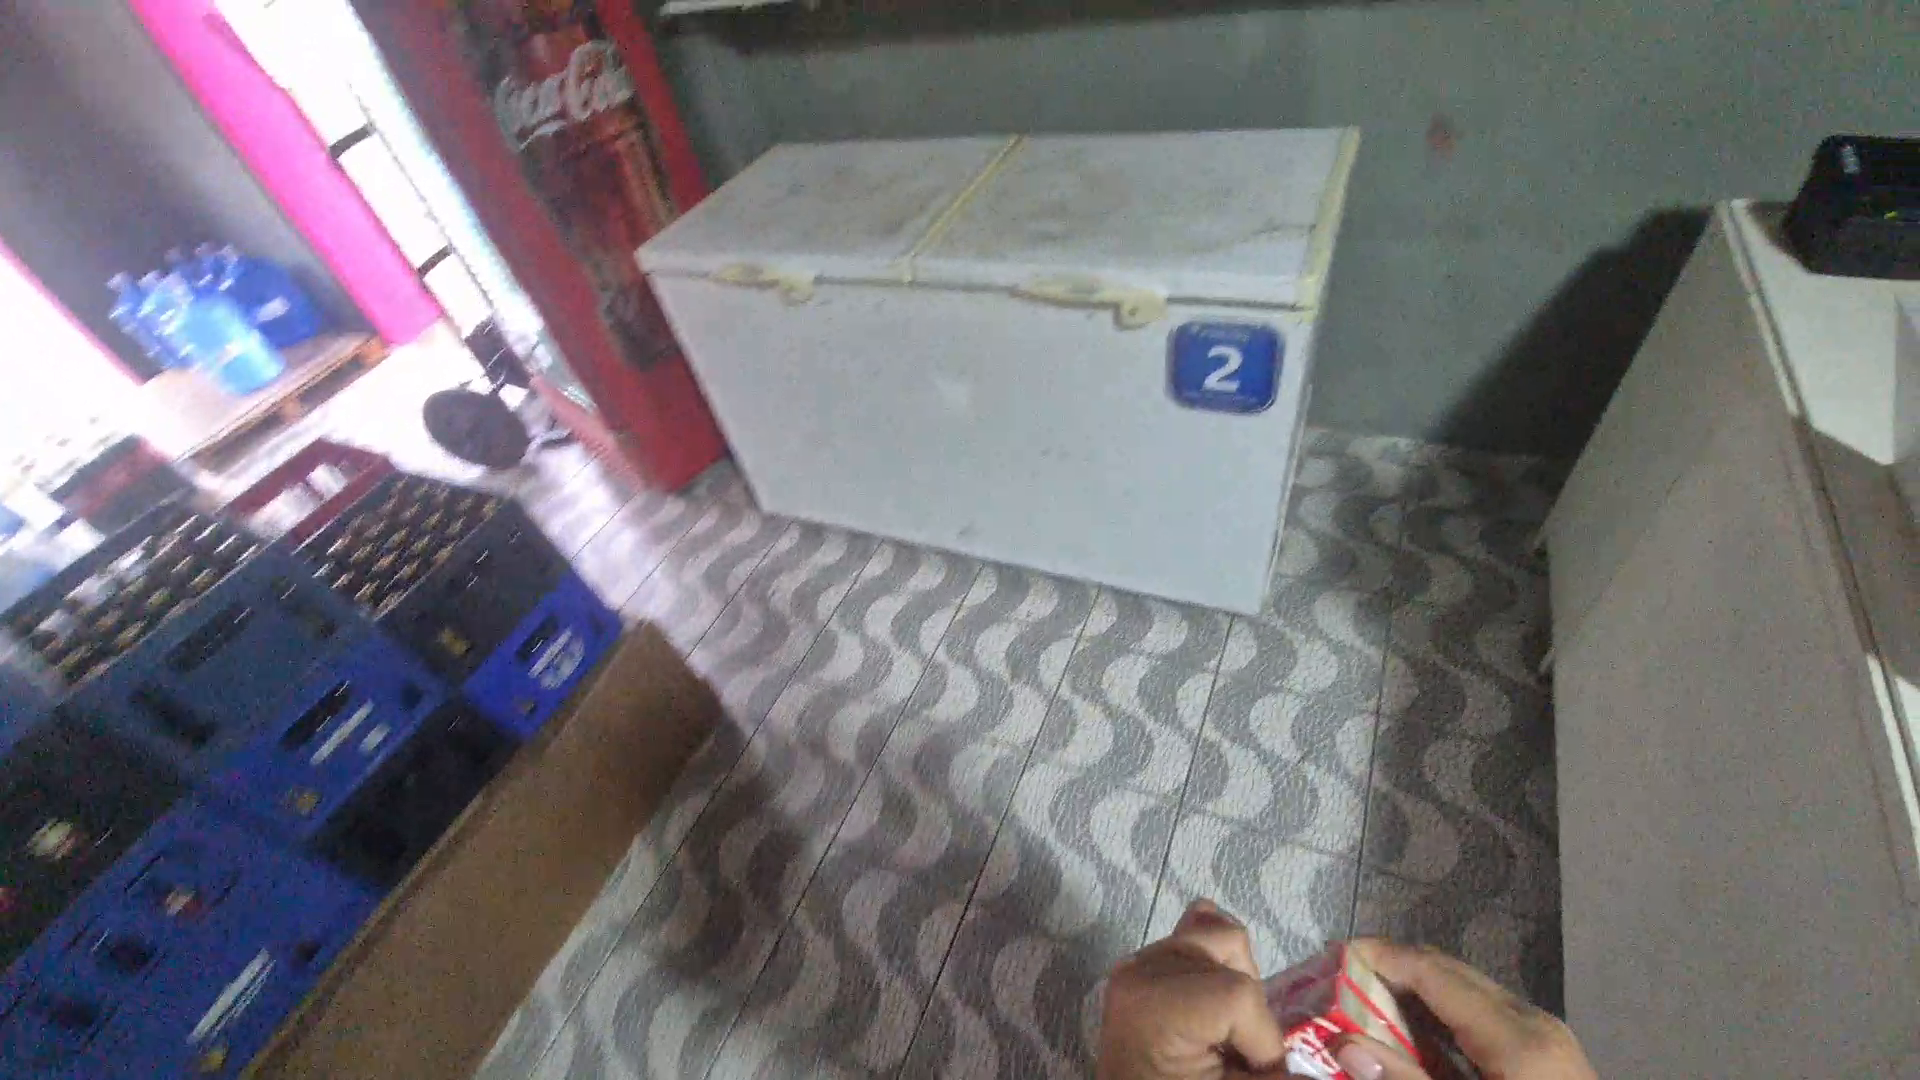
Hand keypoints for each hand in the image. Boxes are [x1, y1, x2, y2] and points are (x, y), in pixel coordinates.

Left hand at [1097, 900, 1288, 1079]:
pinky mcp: (1145, 960)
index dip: (1264, 1039)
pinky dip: (1214, 958)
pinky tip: (1211, 1001)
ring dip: (1234, 977)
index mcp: (1158, 1004)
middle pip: (1230, 948)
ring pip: (1215, 931)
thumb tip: (1310, 1075)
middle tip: (1238, 1050)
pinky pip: (1190, 931)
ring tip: (1223, 1025)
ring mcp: (1141, 958)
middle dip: (1250, 1004)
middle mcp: (1144, 967)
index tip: (1252, 1072)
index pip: (1239, 992)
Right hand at [1331, 940, 1597, 1079]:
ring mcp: (1544, 1035)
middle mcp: (1531, 1020)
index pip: (1429, 969)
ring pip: (1462, 987)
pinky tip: (1414, 1032)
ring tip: (1368, 1001)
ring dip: (1413, 988)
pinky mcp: (1546, 1053)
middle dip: (1390, 968)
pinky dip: (1441, 1011)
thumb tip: (1343, 1044)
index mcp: (1514, 1035)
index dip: (1379, 955)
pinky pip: (1481, 1011)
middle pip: (1444, 969)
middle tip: (1343, 979)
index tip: (1334, 955)